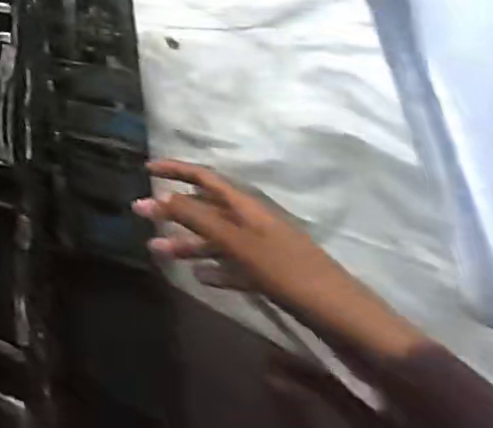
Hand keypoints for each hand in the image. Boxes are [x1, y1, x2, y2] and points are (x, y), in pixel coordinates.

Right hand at [135, 159, 424, 358]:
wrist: (352, 323)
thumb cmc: (291, 273)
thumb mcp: (238, 243)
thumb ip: (196, 217)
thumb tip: (159, 195)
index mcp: (249, 208)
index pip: (206, 177)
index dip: (175, 169)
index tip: (145, 168)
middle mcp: (254, 223)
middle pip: (206, 208)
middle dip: (172, 210)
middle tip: (140, 213)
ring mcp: (265, 250)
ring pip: (214, 238)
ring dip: (186, 242)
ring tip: (158, 251)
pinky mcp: (272, 275)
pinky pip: (233, 264)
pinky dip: (213, 267)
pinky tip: (199, 276)